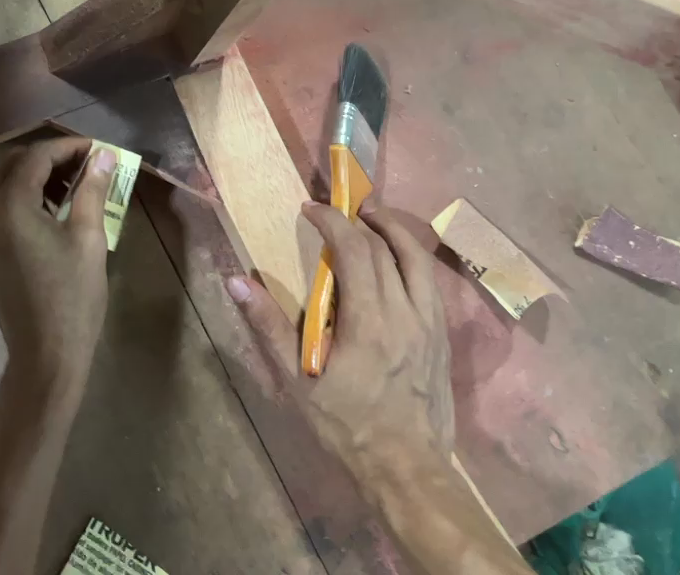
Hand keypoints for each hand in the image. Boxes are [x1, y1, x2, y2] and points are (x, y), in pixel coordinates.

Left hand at [0, 138, 115, 401]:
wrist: (45, 355)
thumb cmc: (72, 297)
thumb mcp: (88, 238)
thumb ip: (92, 190)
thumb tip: (104, 157)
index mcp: (10, 206)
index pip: (37, 156)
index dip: (69, 147)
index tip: (99, 150)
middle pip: (15, 164)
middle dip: (51, 157)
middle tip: (89, 164)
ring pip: (6, 183)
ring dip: (39, 175)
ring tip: (79, 183)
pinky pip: (3, 205)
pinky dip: (27, 196)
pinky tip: (57, 207)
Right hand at [226, 202, 453, 477]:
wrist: (407, 470)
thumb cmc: (345, 426)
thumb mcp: (297, 380)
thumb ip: (269, 326)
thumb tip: (237, 280)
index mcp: (369, 322)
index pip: (355, 251)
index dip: (332, 222)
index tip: (310, 209)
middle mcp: (405, 314)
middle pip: (385, 249)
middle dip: (358, 221)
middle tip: (335, 209)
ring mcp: (430, 325)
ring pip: (417, 260)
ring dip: (393, 230)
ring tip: (372, 215)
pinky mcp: (442, 339)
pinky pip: (430, 283)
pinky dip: (411, 258)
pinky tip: (396, 258)